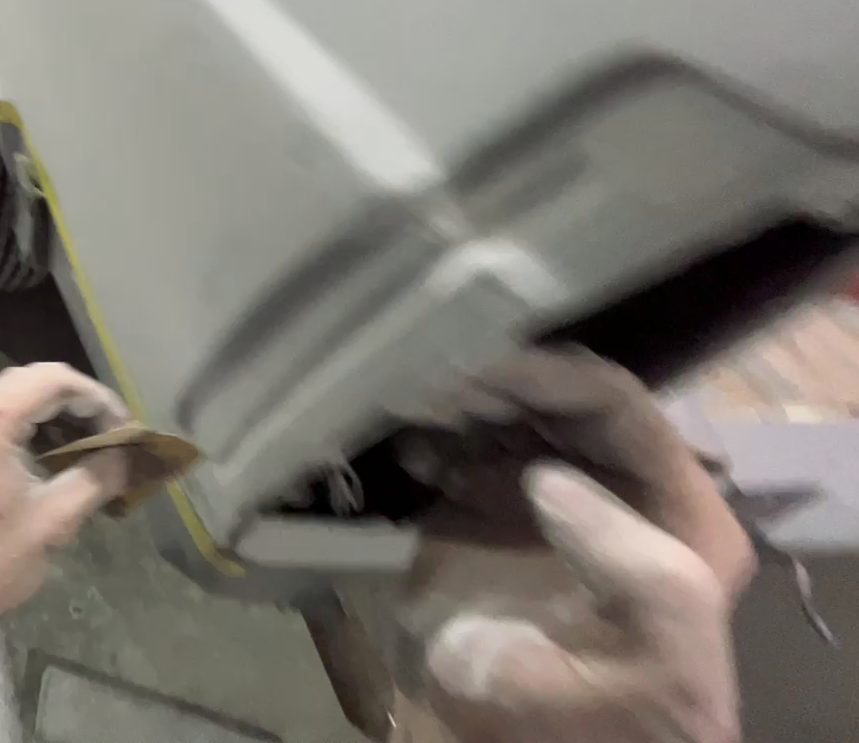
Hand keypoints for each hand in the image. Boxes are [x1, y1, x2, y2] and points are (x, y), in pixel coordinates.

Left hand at [0, 363, 130, 636]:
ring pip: (17, 391)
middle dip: (80, 399)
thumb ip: (96, 478)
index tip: (129, 431)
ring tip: (96, 441)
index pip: (54, 380)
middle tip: (116, 434)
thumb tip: (131, 456)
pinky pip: (1, 411)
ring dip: (58, 407)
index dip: (98, 398)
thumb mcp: (52, 521)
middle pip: (35, 378)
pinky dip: (34, 419)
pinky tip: (60, 449)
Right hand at [398, 350, 753, 742]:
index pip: (614, 406)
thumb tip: (549, 478)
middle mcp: (609, 486)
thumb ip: (645, 583)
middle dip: (485, 378)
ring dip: (450, 396)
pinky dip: (424, 426)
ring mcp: (538, 487)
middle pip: (548, 394)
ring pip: (497, 405)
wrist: (490, 731)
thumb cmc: (585, 716)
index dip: (543, 376)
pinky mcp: (477, 495)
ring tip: (406, 409)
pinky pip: (452, 434)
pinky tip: (407, 449)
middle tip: (421, 386)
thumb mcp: (656, 677)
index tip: (467, 371)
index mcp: (671, 514)